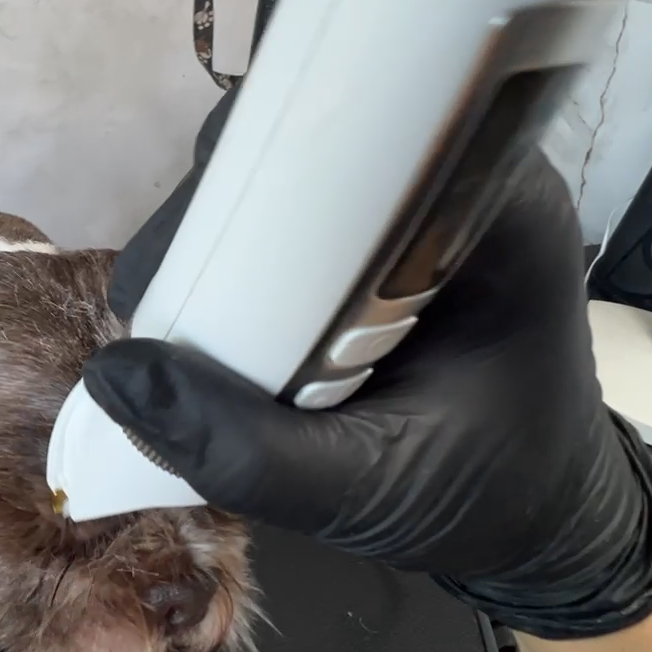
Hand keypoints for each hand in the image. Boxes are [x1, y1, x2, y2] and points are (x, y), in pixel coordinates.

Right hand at [82, 93, 651, 638]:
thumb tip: (115, 374)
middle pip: (291, 149)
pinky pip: (273, 224)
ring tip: (184, 328)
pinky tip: (211, 324)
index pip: (344, 134)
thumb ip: (248, 450)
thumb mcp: (368, 493)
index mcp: (484, 210)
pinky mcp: (361, 243)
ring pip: (269, 185)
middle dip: (211, 226)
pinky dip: (228, 268)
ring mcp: (398, 208)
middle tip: (169, 315)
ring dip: (211, 248)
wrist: (537, 517)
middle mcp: (443, 183)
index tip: (187, 269)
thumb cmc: (483, 499)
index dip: (246, 182)